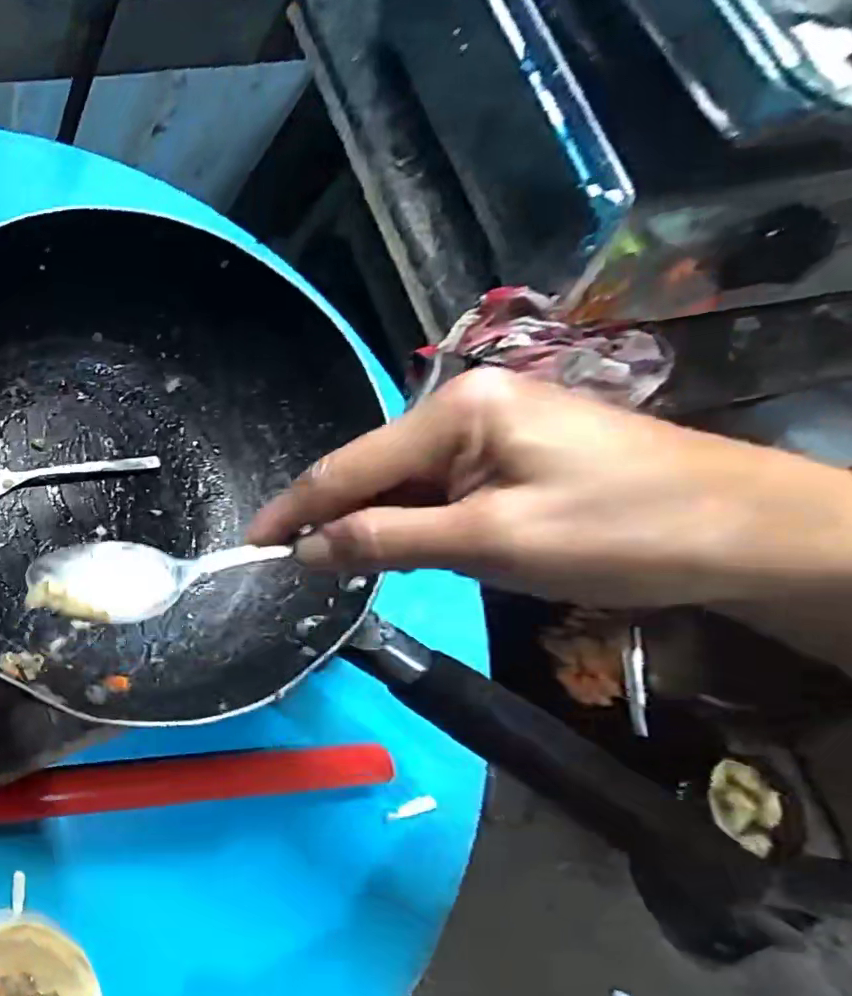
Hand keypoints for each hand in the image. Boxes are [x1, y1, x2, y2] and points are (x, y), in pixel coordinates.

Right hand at [246, 368, 851, 609]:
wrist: (769, 535)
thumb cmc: (627, 533)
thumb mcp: (491, 543)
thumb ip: (383, 541)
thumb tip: (303, 551)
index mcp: (454, 412)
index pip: (343, 467)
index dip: (291, 511)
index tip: (249, 547)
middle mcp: (460, 405)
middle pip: (366, 471)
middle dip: (333, 520)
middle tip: (303, 569)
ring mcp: (486, 424)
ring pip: (396, 482)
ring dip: (373, 525)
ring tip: (357, 566)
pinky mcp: (506, 448)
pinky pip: (431, 487)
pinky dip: (411, 521)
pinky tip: (414, 547)